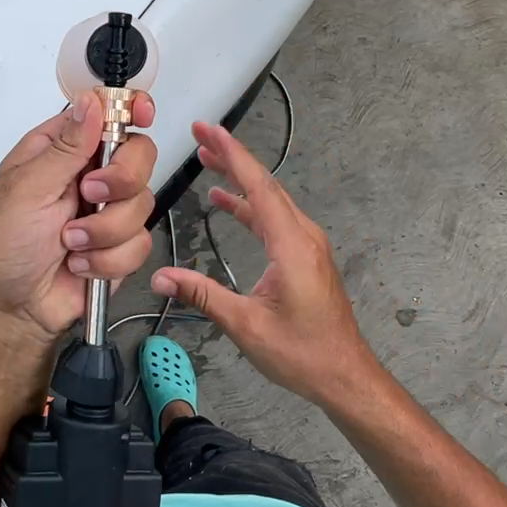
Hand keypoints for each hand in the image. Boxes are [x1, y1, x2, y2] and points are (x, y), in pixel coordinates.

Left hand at [0, 90, 159, 350]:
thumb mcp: (27, 189)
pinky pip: (140, 242)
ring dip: (104, 230)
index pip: (104, 114)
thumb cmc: (6, 244)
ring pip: (142, 202)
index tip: (141, 114)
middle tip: (89, 194)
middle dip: (120, 179)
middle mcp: (89, 173)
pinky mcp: (121, 245)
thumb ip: (65, 147)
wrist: (15, 308)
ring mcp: (108, 210)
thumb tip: (91, 102)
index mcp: (61, 150)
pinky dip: (108, 259)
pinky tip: (80, 265)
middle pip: (138, 154)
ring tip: (70, 244)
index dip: (128, 108)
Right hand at [150, 121, 378, 408]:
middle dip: (232, 156)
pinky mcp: (305, 256)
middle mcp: (303, 236)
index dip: (232, 155)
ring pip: (271, 199)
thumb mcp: (245, 325)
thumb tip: (160, 277)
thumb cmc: (301, 353)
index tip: (209, 130)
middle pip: (265, 185)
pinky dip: (249, 204)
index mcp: (291, 245)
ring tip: (207, 160)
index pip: (259, 187)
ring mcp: (307, 245)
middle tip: (200, 134)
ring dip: (240, 178)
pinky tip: (227, 202)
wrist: (346, 376)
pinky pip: (274, 217)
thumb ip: (202, 294)